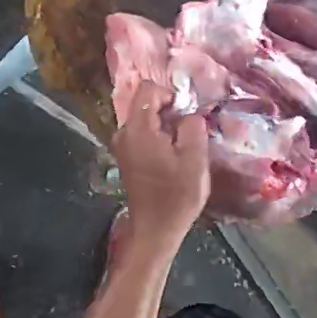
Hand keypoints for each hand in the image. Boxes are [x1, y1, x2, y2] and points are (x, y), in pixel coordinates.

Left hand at [112, 81, 208, 266]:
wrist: (155, 228)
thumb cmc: (176, 194)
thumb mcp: (195, 158)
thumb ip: (193, 126)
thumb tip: (190, 113)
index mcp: (138, 128)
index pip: (148, 89)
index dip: (170, 94)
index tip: (186, 113)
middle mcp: (123, 132)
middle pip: (144, 103)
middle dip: (168, 110)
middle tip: (188, 129)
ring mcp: (122, 145)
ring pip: (144, 119)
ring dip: (164, 124)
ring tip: (182, 143)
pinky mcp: (126, 157)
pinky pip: (141, 134)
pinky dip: (157, 136)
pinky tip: (171, 155)